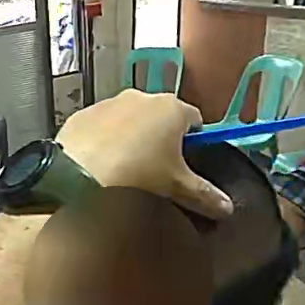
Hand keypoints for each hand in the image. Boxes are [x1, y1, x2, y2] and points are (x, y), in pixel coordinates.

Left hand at [56, 90, 232, 218]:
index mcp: (171, 108)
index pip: (194, 119)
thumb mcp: (177, 188)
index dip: (194, 141)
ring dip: (129, 137)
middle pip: (159, 117)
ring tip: (125, 170)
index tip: (188, 160)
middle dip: (160, 138)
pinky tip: (98, 166)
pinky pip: (98, 127)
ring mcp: (108, 103)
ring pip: (127, 119)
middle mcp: (140, 97)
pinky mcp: (81, 116)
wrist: (78, 176)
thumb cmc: (136, 176)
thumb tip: (226, 207)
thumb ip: (205, 195)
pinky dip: (101, 141)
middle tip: (157, 169)